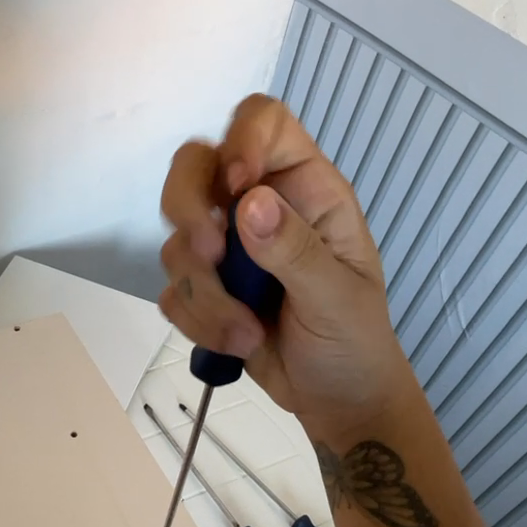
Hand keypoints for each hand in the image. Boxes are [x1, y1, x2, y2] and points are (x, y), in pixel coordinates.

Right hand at [158, 94, 413, 437]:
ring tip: (245, 335)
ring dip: (204, 295)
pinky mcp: (202, 292)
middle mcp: (257, 208)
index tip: (236, 186)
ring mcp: (225, 251)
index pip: (263, 124)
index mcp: (304, 190)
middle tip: (211, 257)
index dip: (241, 140)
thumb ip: (295, 250)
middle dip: (190, 213)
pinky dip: (196, 322)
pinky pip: (172, 292)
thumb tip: (248, 203)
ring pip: (177, 242)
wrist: (335, 401)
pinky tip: (235, 344)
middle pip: (193, 169)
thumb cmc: (355, 341)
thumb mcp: (338, 296)